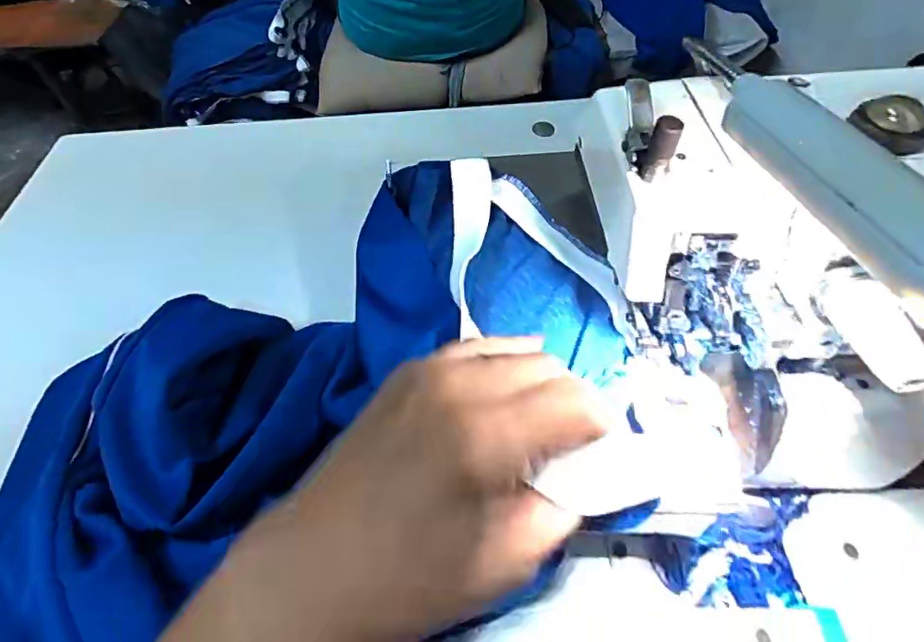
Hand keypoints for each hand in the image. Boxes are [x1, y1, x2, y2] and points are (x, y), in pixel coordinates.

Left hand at [162, 337, 607, 641]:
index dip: (603, 425)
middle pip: (546, 366)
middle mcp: (459, 383)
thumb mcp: (503, 563)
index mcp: (486, 433)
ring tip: (539, 418)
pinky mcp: (406, 369)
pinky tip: (500, 390)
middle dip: (572, 399)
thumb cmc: (410, 576)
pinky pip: (470, 348)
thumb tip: (588, 473)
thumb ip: (559, 508)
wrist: (316, 561)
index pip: (575, 400)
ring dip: (537, 378)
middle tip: (575, 442)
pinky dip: (498, 363)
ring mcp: (427, 367)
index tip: (607, 451)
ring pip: (511, 348)